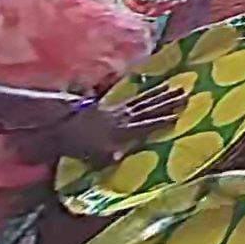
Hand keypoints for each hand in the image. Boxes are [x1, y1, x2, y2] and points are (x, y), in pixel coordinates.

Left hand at [54, 84, 184, 162]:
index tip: (180, 114)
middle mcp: (124, 119)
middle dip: (169, 102)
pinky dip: (150, 92)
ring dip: (164, 94)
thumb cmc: (76, 146)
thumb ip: (108, 157)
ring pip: (146, 101)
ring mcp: (120, 110)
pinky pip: (136, 98)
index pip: (147, 125)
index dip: (163, 120)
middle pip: (150, 109)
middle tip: (187, 94)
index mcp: (120, 132)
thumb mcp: (90, 156)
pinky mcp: (115, 105)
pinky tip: (158, 87)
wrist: (57, 128)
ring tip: (179, 87)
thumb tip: (123, 156)